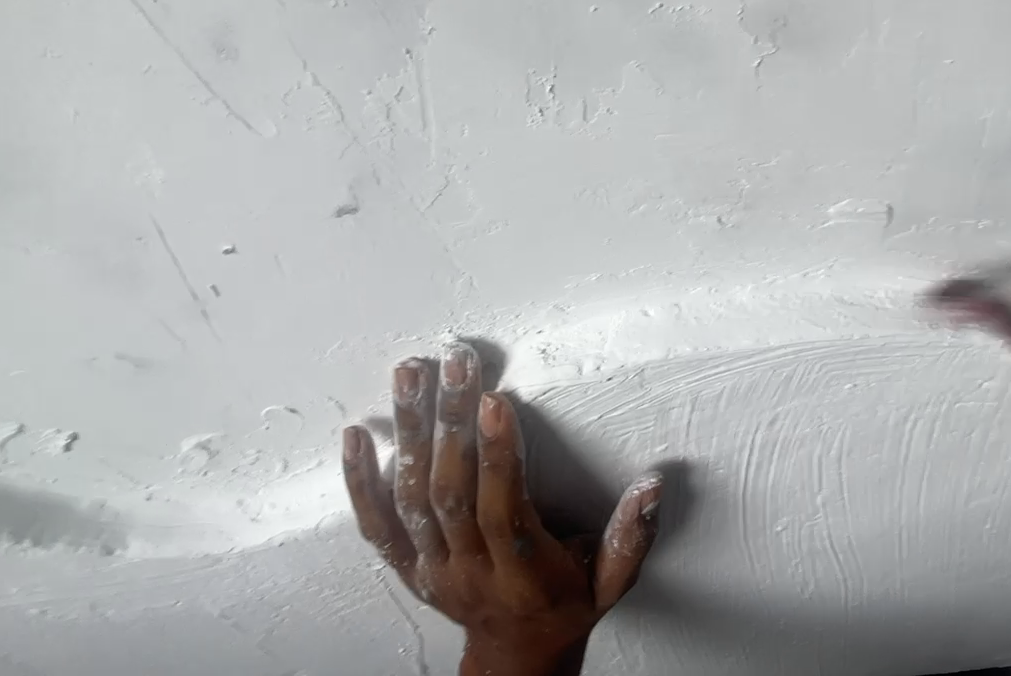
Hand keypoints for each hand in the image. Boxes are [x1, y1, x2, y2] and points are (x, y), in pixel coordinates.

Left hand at [342, 343, 663, 675]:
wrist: (515, 656)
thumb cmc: (565, 608)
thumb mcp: (609, 583)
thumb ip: (630, 538)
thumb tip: (652, 485)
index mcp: (520, 575)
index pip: (500, 511)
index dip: (496, 456)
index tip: (496, 400)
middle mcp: (467, 571)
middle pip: (450, 492)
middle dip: (453, 420)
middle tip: (457, 363)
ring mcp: (430, 567)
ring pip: (411, 496)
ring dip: (410, 430)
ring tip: (412, 374)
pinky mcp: (407, 564)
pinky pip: (375, 523)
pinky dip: (360, 478)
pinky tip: (358, 433)